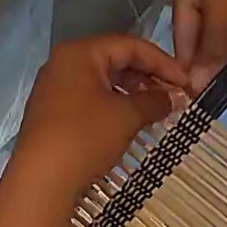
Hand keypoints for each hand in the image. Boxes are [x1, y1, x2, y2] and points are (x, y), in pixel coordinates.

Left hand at [6, 35, 188, 204]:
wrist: (40, 180)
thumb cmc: (85, 137)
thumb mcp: (126, 116)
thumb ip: (154, 101)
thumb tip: (172, 97)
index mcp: (79, 53)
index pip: (130, 46)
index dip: (162, 62)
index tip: (186, 82)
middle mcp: (62, 65)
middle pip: (113, 62)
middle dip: (146, 78)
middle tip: (172, 98)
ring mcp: (52, 91)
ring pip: (100, 84)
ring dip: (130, 96)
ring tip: (153, 113)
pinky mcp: (49, 116)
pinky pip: (87, 102)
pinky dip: (110, 109)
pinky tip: (126, 126)